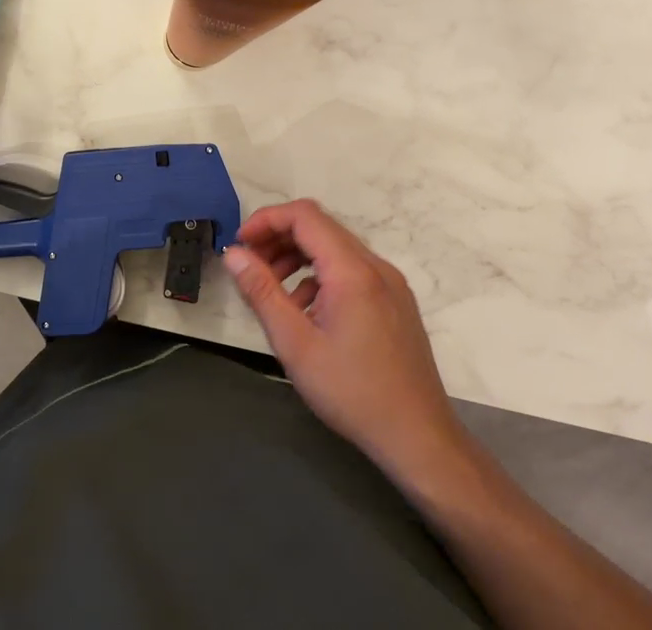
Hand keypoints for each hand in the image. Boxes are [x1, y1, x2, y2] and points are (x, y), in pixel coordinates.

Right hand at [224, 199, 464, 471]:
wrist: (417, 436)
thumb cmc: (351, 390)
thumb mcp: (294, 343)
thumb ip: (261, 292)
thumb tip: (234, 254)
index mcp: (353, 272)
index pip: (305, 216)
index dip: (266, 220)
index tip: (239, 246)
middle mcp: (377, 268)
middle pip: (321, 228)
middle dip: (278, 239)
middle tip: (249, 267)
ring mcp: (391, 285)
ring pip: (336, 250)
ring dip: (298, 258)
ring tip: (272, 292)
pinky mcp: (396, 304)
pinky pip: (352, 273)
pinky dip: (320, 277)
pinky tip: (305, 312)